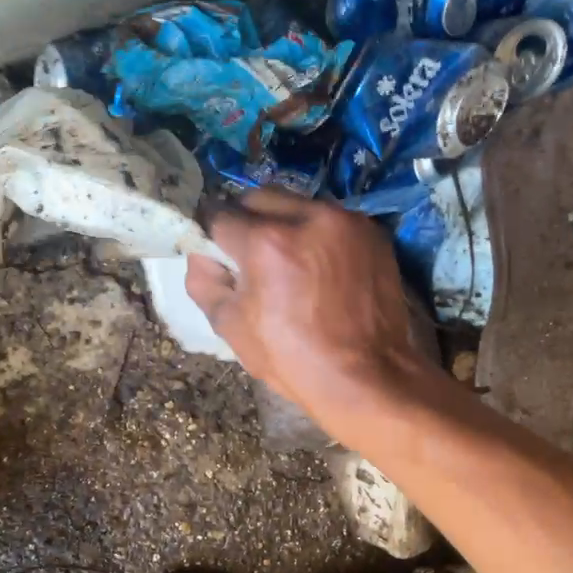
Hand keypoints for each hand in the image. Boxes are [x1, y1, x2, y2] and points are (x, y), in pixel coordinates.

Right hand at [186, 189, 442, 439]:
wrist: (366, 376)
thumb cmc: (290, 357)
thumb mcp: (231, 326)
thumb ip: (206, 283)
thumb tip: (200, 257)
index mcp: (266, 243)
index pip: (219, 214)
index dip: (208, 233)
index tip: (209, 249)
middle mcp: (307, 217)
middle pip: (258, 197)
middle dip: (242, 219)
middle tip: (240, 253)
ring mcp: (345, 221)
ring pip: (295, 204)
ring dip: (279, 223)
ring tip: (281, 261)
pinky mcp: (372, 231)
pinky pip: (328, 219)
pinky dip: (312, 234)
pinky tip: (313, 267)